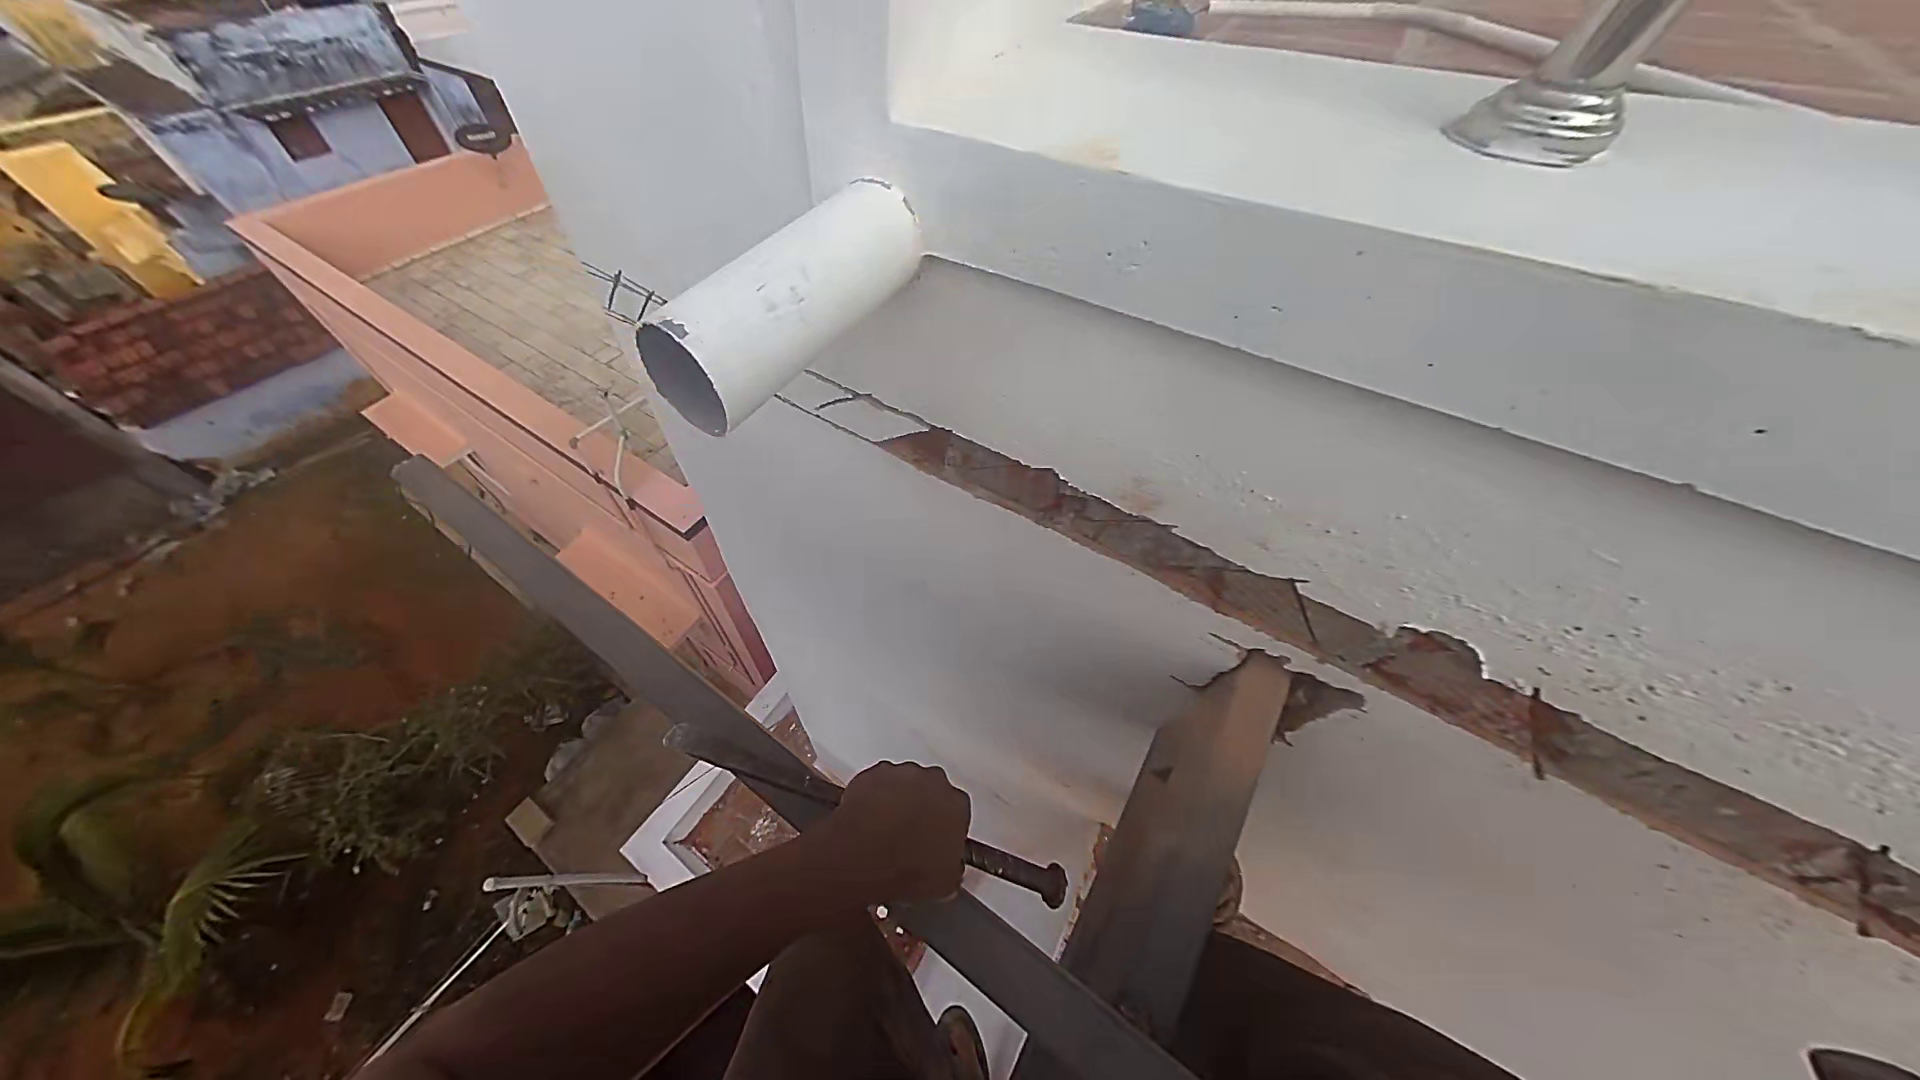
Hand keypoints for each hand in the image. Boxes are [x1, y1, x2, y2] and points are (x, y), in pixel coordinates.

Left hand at [809, 762, 970, 905]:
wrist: (866, 856)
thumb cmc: (904, 865)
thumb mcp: (944, 883)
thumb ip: (952, 868)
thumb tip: (947, 873)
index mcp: (956, 804)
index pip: (957, 810)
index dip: (945, 826)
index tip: (936, 839)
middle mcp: (933, 781)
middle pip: (932, 789)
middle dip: (923, 807)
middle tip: (911, 833)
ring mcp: (903, 774)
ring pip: (904, 782)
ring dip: (898, 799)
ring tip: (886, 828)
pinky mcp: (875, 773)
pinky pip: (877, 782)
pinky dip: (873, 795)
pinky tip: (869, 817)